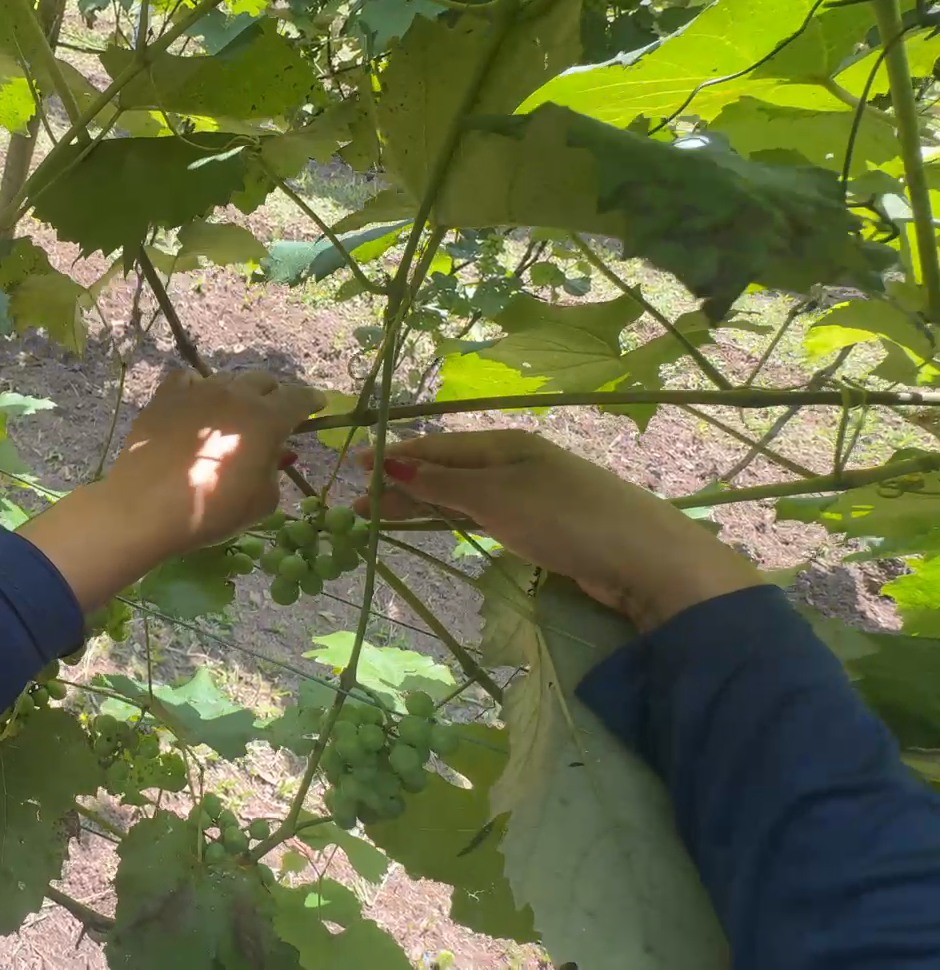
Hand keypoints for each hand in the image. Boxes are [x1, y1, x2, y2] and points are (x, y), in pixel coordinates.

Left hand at [20, 370, 323, 608]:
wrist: (146, 508)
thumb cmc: (212, 511)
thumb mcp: (262, 501)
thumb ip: (274, 471)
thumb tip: (271, 454)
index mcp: (267, 417)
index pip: (300, 398)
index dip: (311, 402)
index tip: (315, 407)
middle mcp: (234, 394)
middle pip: (263, 382)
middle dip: (273, 396)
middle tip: (271, 415)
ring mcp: (196, 391)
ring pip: (227, 380)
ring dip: (236, 394)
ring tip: (232, 414)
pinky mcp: (164, 398)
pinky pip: (187, 381)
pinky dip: (197, 389)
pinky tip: (195, 405)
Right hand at [354, 430, 762, 629]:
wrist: (649, 561)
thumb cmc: (565, 518)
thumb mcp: (494, 497)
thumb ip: (439, 483)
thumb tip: (390, 466)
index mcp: (503, 444)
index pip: (435, 447)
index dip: (393, 456)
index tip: (356, 466)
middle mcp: (512, 462)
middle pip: (443, 469)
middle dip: (400, 484)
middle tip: (358, 505)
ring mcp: (526, 492)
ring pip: (458, 492)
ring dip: (419, 503)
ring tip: (380, 517)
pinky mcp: (538, 522)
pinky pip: (478, 511)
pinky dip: (448, 515)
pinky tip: (432, 521)